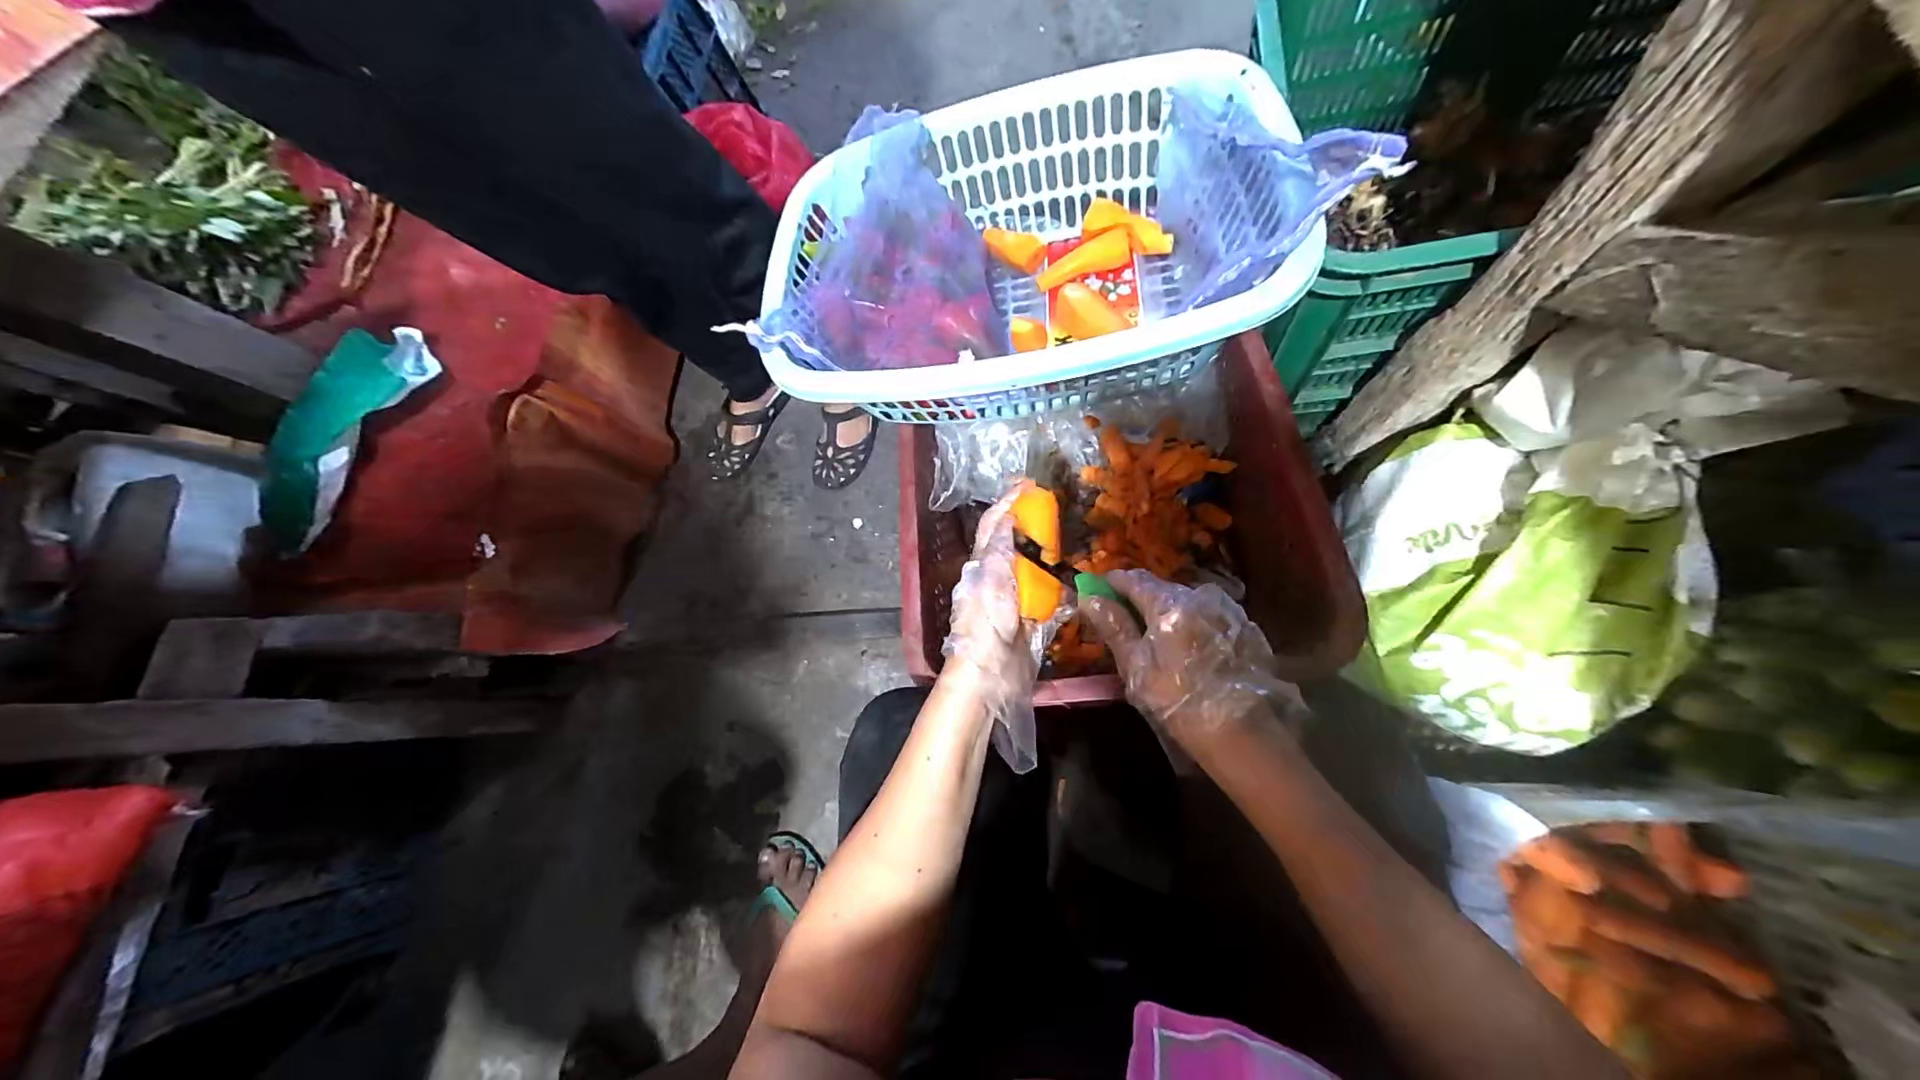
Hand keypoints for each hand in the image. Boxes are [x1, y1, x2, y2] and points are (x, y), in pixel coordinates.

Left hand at [941, 484, 1044, 771]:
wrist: (989, 676)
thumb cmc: (985, 623)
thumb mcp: (990, 577)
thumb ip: (999, 546)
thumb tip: (1007, 515)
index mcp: (983, 567)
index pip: (995, 526)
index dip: (1009, 503)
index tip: (1028, 484)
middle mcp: (998, 581)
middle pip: (1018, 547)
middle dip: (1036, 529)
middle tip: (1059, 513)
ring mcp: (1016, 604)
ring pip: (1037, 573)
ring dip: (1052, 560)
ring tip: (1071, 544)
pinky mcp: (1033, 626)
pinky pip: (1052, 605)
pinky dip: (1064, 594)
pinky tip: (1077, 585)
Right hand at [1077, 569, 1305, 755]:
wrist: (1243, 733)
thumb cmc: (1178, 701)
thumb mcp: (1135, 667)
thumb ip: (1114, 627)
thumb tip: (1088, 597)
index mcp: (1168, 603)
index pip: (1133, 579)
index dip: (1111, 584)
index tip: (1097, 593)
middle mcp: (1199, 595)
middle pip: (1161, 589)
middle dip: (1140, 601)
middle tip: (1125, 623)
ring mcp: (1226, 609)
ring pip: (1186, 603)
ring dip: (1169, 614)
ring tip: (1159, 641)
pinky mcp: (1245, 627)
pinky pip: (1208, 616)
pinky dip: (1194, 625)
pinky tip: (1191, 651)